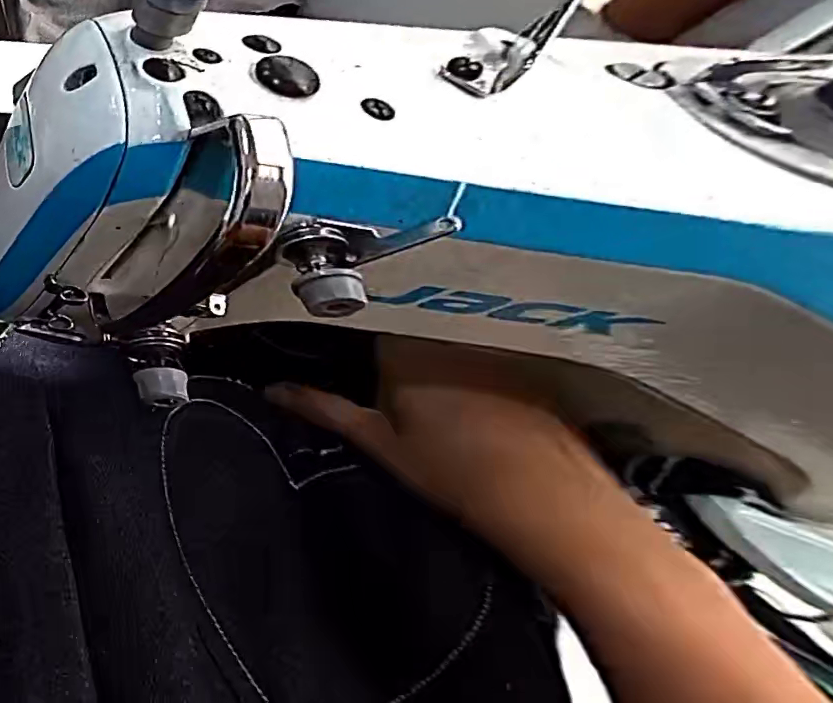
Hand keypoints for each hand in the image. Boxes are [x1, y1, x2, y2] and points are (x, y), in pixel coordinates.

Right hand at [264, 337, 635, 564]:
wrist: (558, 509)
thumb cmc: (462, 476)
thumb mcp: (379, 443)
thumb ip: (322, 408)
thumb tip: (275, 391)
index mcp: (404, 347)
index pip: (364, 323)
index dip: (353, 343)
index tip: (352, 366)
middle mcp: (448, 337)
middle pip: (404, 330)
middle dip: (393, 353)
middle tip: (394, 398)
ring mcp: (491, 350)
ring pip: (442, 343)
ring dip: (431, 362)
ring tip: (436, 409)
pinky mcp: (524, 369)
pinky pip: (480, 358)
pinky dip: (469, 375)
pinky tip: (475, 414)